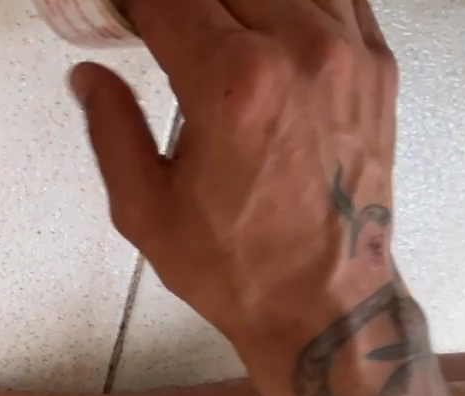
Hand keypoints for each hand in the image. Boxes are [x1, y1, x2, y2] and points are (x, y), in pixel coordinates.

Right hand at [73, 0, 399, 369]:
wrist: (317, 296)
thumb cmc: (230, 264)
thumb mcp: (143, 210)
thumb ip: (112, 130)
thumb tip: (88, 76)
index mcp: (233, 87)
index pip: (172, 2)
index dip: (132, 2)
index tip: (112, 12)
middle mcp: (300, 49)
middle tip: (145, 22)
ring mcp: (349, 49)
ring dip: (229, 1)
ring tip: (196, 27)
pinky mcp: (376, 61)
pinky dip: (285, 1)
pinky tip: (256, 23)